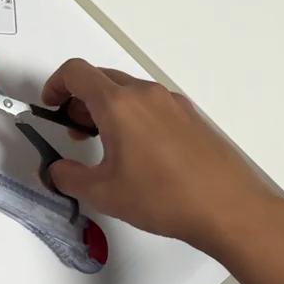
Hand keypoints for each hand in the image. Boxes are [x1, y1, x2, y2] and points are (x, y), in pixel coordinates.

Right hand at [40, 59, 283, 250]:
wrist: (233, 211)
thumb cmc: (162, 198)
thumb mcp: (102, 193)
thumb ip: (67, 177)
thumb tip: (55, 170)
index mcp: (118, 104)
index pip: (75, 72)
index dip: (55, 85)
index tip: (50, 109)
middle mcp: (145, 94)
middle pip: (100, 78)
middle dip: (78, 99)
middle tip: (75, 132)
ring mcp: (173, 103)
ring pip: (127, 90)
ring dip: (106, 107)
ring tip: (106, 145)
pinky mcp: (192, 117)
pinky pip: (151, 104)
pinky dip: (133, 116)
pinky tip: (140, 153)